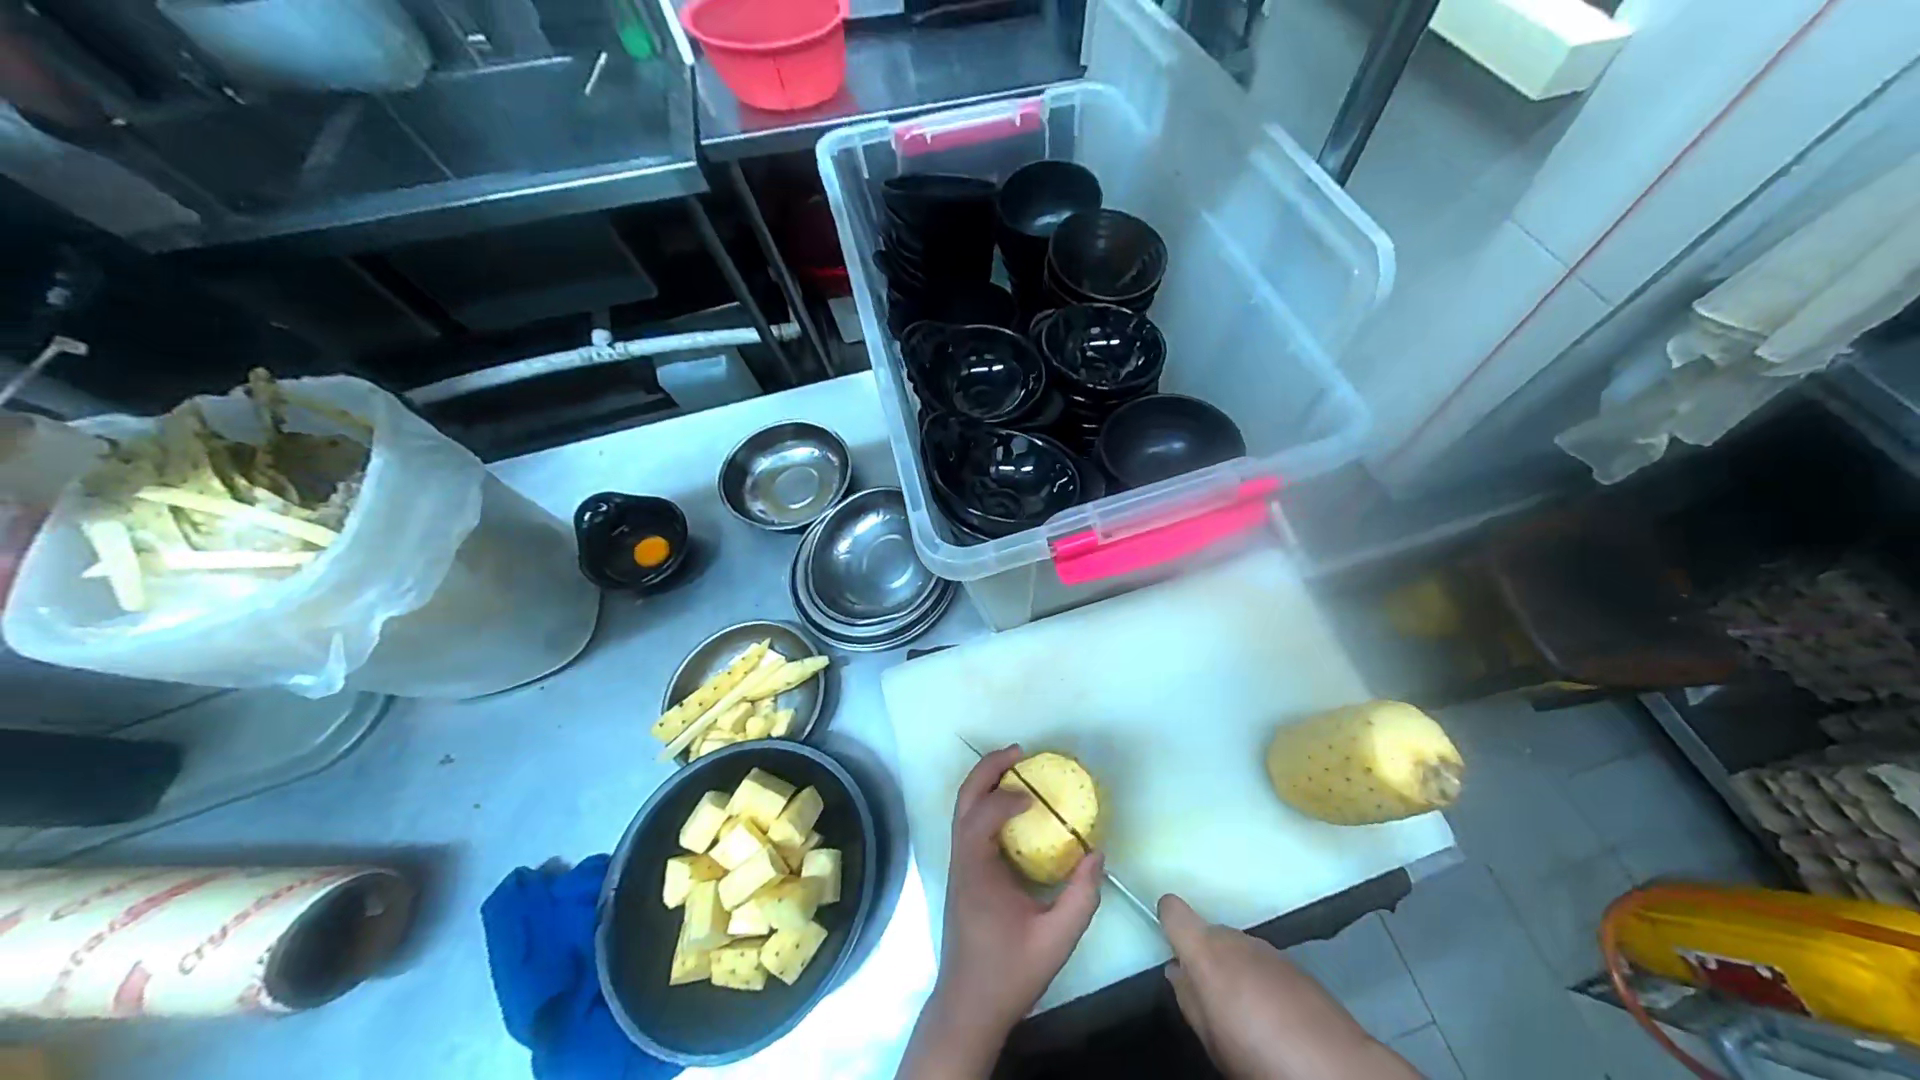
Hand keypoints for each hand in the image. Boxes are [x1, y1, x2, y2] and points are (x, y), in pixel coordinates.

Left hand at [897, 744, 1103, 1078]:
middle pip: (964, 799)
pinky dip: (987, 803)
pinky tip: (1014, 808)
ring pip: (963, 809)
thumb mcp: (1056, 940)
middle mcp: (961, 860)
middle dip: (988, 769)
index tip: (1035, 795)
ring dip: (986, 782)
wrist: (968, 1005)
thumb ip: (1081, 898)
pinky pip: (970, 824)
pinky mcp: (964, 872)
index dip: (1005, 799)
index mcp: (975, 872)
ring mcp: (959, 865)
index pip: (981, 818)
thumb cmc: (1008, 973)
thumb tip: (1097, 854)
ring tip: (1017, 768)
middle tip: (1020, 752)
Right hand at [1160, 894, 1419, 1079]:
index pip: (1174, 910)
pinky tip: (1275, 1016)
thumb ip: (1188, 999)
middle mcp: (1234, 939)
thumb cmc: (1257, 1053)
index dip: (1168, 920)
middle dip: (1206, 957)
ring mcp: (1267, 949)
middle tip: (1212, 997)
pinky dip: (1261, 980)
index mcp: (1205, 951)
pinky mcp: (1295, 965)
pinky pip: (1264, 963)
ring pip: (1238, 948)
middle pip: (1208, 933)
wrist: (1335, 1068)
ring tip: (1247, 1011)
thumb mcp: (1209, 1038)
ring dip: (1235, 969)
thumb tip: (1178, 973)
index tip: (1170, 942)